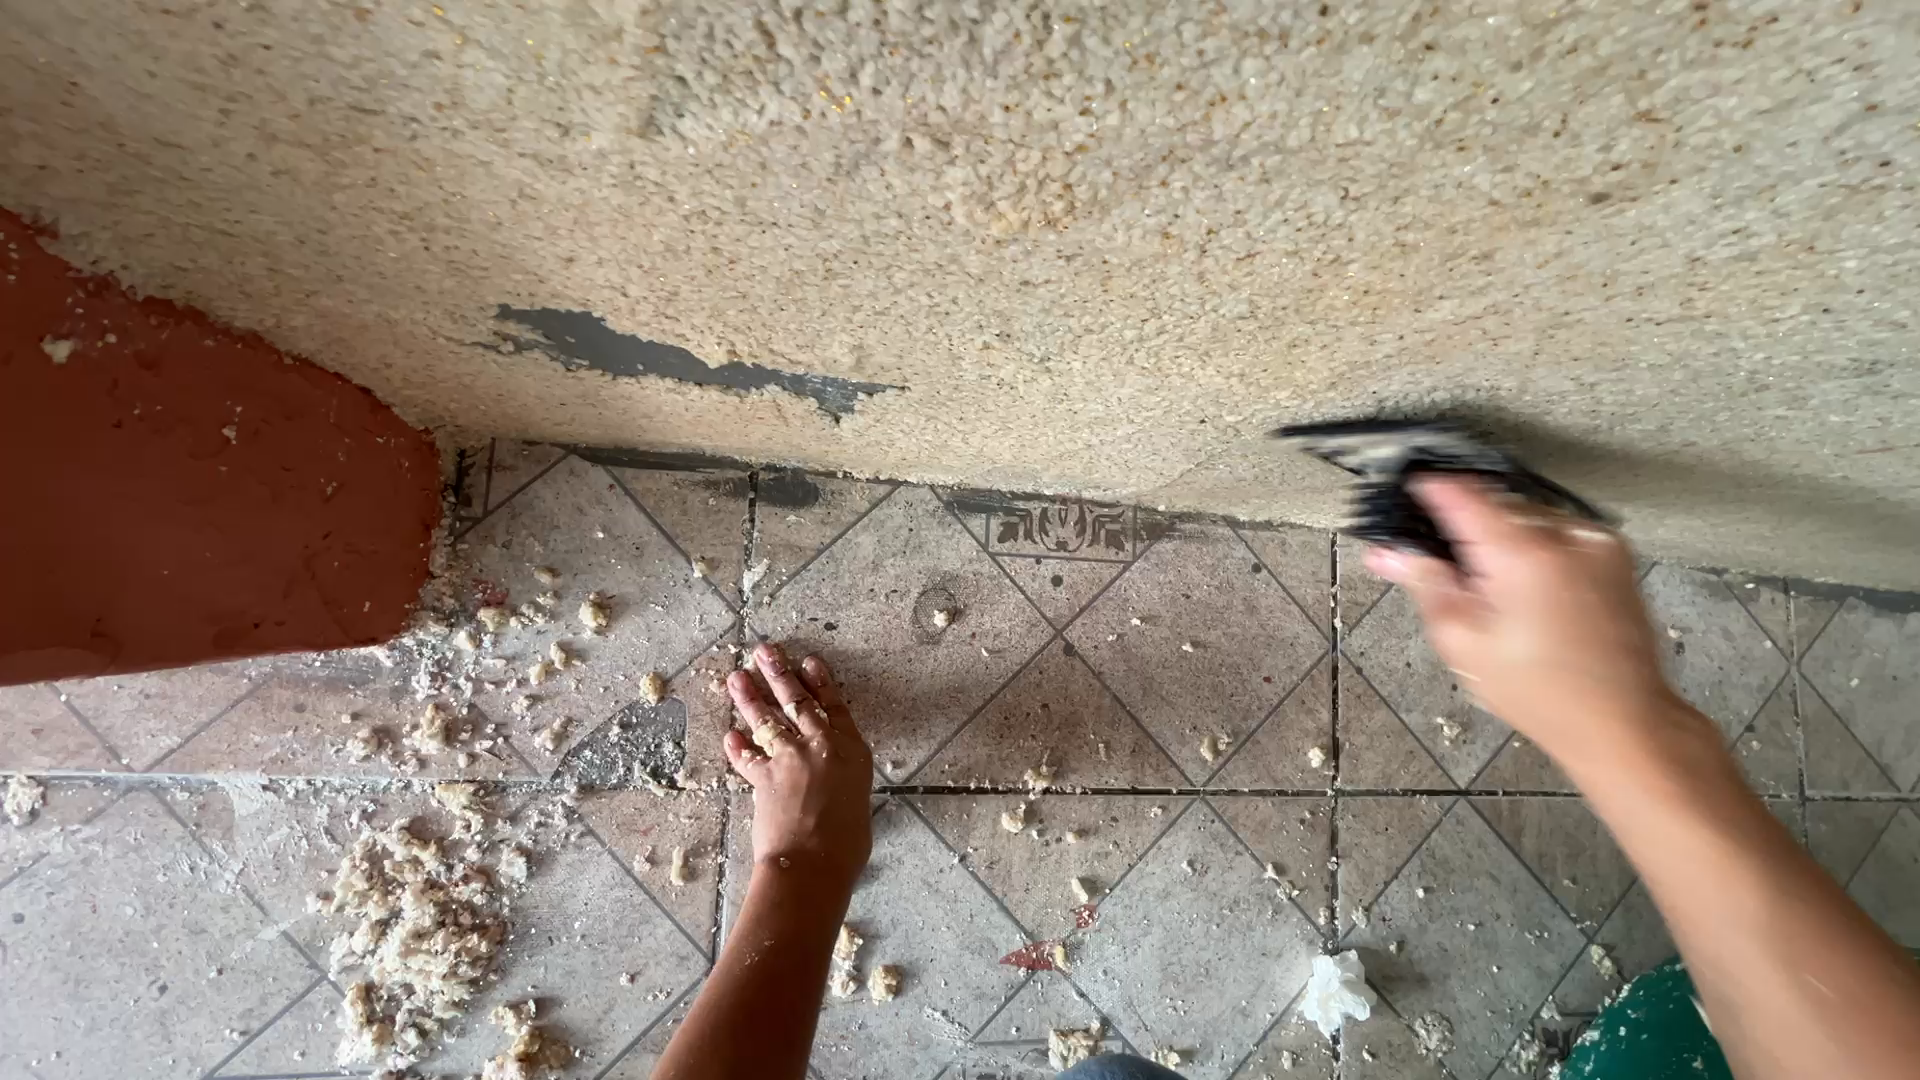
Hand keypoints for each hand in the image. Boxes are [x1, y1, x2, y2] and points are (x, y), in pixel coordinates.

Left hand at [723, 643, 873, 889]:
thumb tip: (833, 791)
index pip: (834, 706)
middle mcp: (820, 746)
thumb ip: (843, 786)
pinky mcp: (764, 777)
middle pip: (797, 702)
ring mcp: (790, 758)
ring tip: (737, 676)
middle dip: (780, 673)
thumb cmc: (848, 844)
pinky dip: (737, 748)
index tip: (808, 661)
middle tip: (765, 651)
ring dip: (750, 697)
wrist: (814, 862)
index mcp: (851, 750)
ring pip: (767, 720)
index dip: (820, 682)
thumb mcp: (857, 804)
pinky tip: (728, 736)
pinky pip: (748, 758)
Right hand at [1363, 475, 1703, 760]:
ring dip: (1492, 531)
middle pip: (1495, 504)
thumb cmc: (1535, 688)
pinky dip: (1525, 542)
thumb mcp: (1461, 638)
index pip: (1465, 496)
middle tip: (1426, 553)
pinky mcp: (1614, 557)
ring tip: (1471, 573)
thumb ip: (1425, 582)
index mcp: (1525, 554)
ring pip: (1524, 515)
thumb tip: (1385, 553)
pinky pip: (1554, 530)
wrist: (1623, 721)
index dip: (1429, 489)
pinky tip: (1511, 578)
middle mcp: (1567, 536)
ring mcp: (1598, 544)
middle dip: (1457, 521)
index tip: (1404, 491)